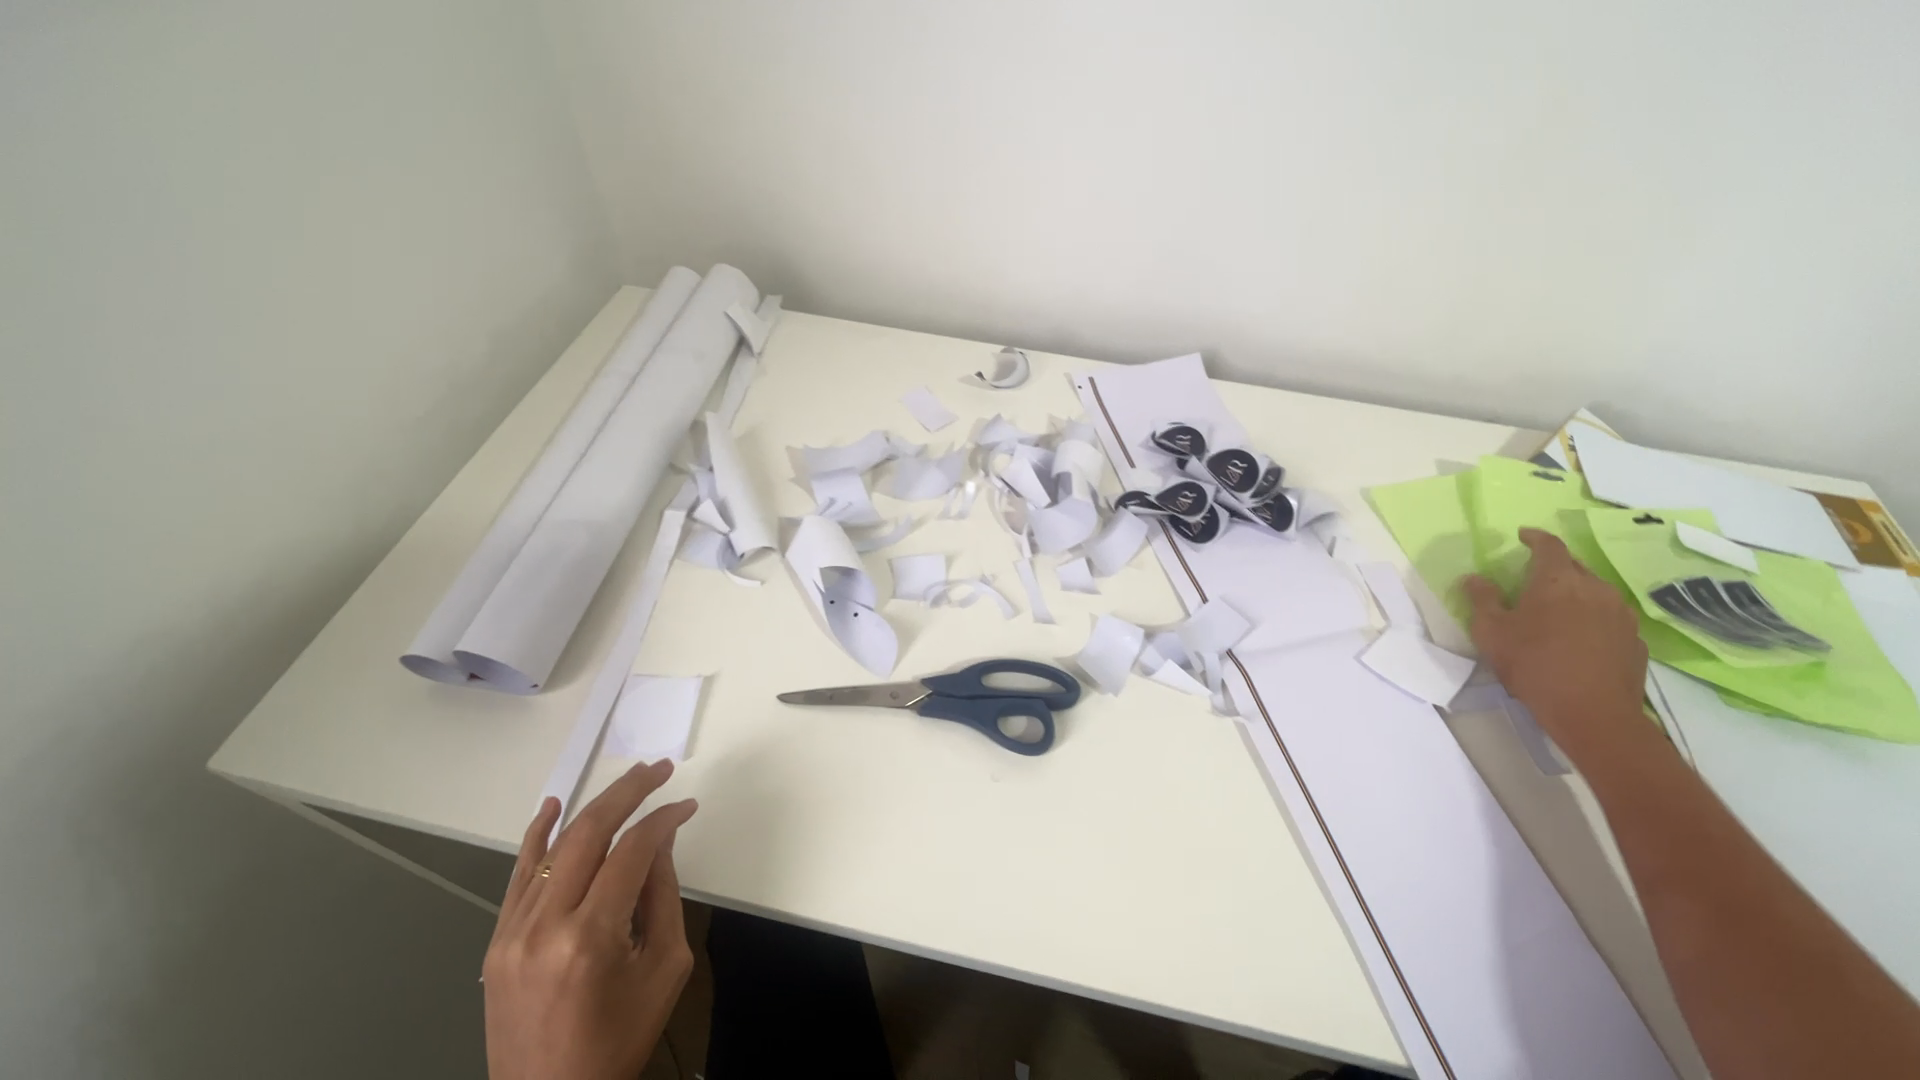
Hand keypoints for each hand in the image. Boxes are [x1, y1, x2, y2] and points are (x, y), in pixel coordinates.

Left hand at [483, 760, 698, 1079]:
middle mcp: (545, 927)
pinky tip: (553, 806)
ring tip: (628, 780)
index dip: (663, 821)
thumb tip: (660, 842)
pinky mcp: (497, 941)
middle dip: (629, 794)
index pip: (632, 853)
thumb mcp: (664, 971)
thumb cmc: (619, 1040)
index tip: (686, 805)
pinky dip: (536, 836)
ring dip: (592, 808)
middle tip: (659, 770)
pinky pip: (519, 876)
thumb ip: (663, 899)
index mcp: (592, 939)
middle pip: (589, 835)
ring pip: (554, 848)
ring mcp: (513, 932)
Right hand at [1465, 528, 1648, 761]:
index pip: (1549, 545)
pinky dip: (1592, 618)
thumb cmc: (1534, 665)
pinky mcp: (1635, 639)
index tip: (1523, 536)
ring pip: (1595, 591)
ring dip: (1575, 593)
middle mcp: (1595, 588)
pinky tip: (1579, 638)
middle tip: (1533, 578)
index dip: (1535, 537)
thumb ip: (1482, 600)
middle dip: (1554, 566)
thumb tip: (1474, 578)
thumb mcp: (1491, 633)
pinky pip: (1610, 617)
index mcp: (1557, 580)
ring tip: (1557, 610)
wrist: (1593, 713)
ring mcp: (1620, 613)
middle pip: (1575, 566)